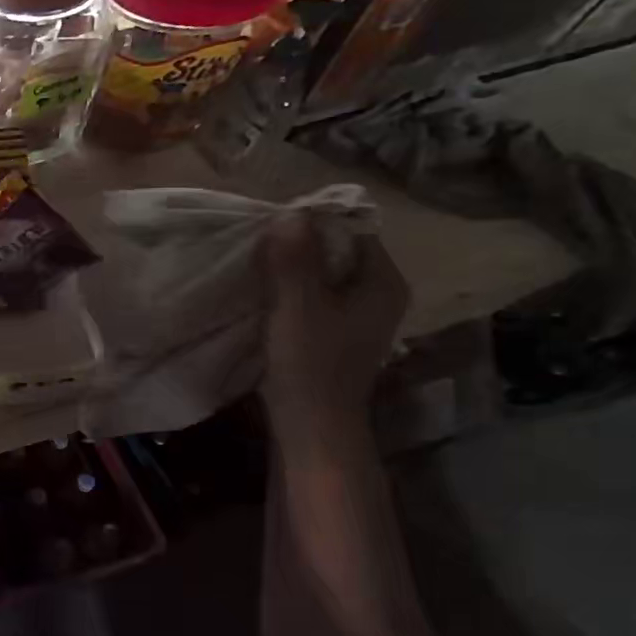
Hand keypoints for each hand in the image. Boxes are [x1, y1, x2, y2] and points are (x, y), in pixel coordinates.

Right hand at [261, 214, 408, 426]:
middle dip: (297, 245)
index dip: (312, 225)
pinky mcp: (334, 331)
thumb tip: (287, 214)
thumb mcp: (296, 307)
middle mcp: (378, 293)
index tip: (269, 226)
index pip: (352, 232)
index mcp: (383, 282)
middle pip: (336, 252)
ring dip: (289, 268)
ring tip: (252, 265)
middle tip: (254, 244)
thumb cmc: (310, 362)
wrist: (311, 421)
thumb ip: (293, 262)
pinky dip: (288, 289)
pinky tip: (261, 294)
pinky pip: (312, 294)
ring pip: (322, 274)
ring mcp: (357, 314)